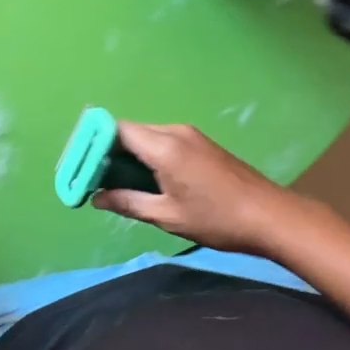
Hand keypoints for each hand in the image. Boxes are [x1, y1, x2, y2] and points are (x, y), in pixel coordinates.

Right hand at [92, 122, 306, 254]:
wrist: (271, 216)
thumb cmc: (216, 219)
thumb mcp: (166, 216)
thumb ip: (128, 202)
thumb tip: (96, 197)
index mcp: (163, 146)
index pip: (115, 130)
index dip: (93, 144)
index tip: (79, 165)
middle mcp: (174, 132)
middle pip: (129, 132)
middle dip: (107, 152)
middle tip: (92, 178)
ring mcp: (190, 135)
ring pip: (146, 137)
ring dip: (127, 155)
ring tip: (116, 183)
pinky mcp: (200, 144)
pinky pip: (162, 142)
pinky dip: (146, 156)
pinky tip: (145, 179)